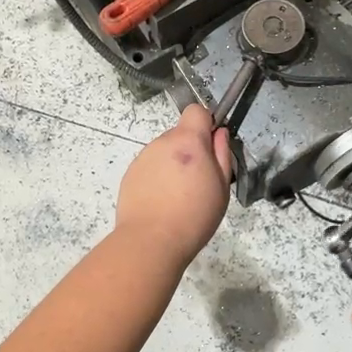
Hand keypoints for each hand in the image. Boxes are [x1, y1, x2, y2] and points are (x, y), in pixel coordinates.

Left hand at [114, 104, 233, 269]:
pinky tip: (160, 203)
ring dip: (172, 165)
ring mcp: (143, 158)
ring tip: (177, 198)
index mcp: (188, 141)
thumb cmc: (195, 216)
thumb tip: (219, 134)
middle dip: (189, 151)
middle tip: (197, 182)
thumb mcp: (221, 187)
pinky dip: (156, 179)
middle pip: (179, 135)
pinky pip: (149, 168)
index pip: (196, 111)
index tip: (210, 147)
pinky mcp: (130, 175)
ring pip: (163, 152)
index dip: (205, 125)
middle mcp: (162, 142)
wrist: (151, 241)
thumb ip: (221, 155)